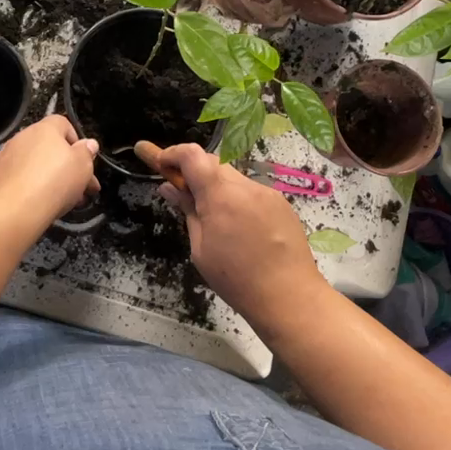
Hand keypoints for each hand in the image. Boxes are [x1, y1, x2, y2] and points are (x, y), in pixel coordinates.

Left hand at [0, 115, 99, 230]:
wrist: (14, 209)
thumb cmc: (54, 182)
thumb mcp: (83, 166)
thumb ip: (87, 153)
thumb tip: (89, 144)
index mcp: (45, 128)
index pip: (64, 124)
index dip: (77, 142)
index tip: (84, 162)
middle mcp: (23, 136)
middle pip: (49, 147)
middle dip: (66, 166)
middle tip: (80, 188)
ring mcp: (7, 156)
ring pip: (35, 164)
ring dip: (49, 178)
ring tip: (63, 201)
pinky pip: (20, 177)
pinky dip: (31, 187)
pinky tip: (40, 204)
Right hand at [136, 141, 328, 328]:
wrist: (289, 296)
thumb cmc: (236, 279)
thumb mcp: (200, 249)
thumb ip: (187, 211)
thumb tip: (169, 188)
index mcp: (220, 195)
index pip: (192, 155)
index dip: (172, 154)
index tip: (161, 165)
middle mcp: (244, 185)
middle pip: (213, 162)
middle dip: (194, 172)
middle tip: (183, 194)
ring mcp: (266, 192)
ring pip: (233, 177)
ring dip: (217, 187)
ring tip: (216, 221)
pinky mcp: (281, 203)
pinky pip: (251, 191)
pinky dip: (238, 199)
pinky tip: (242, 229)